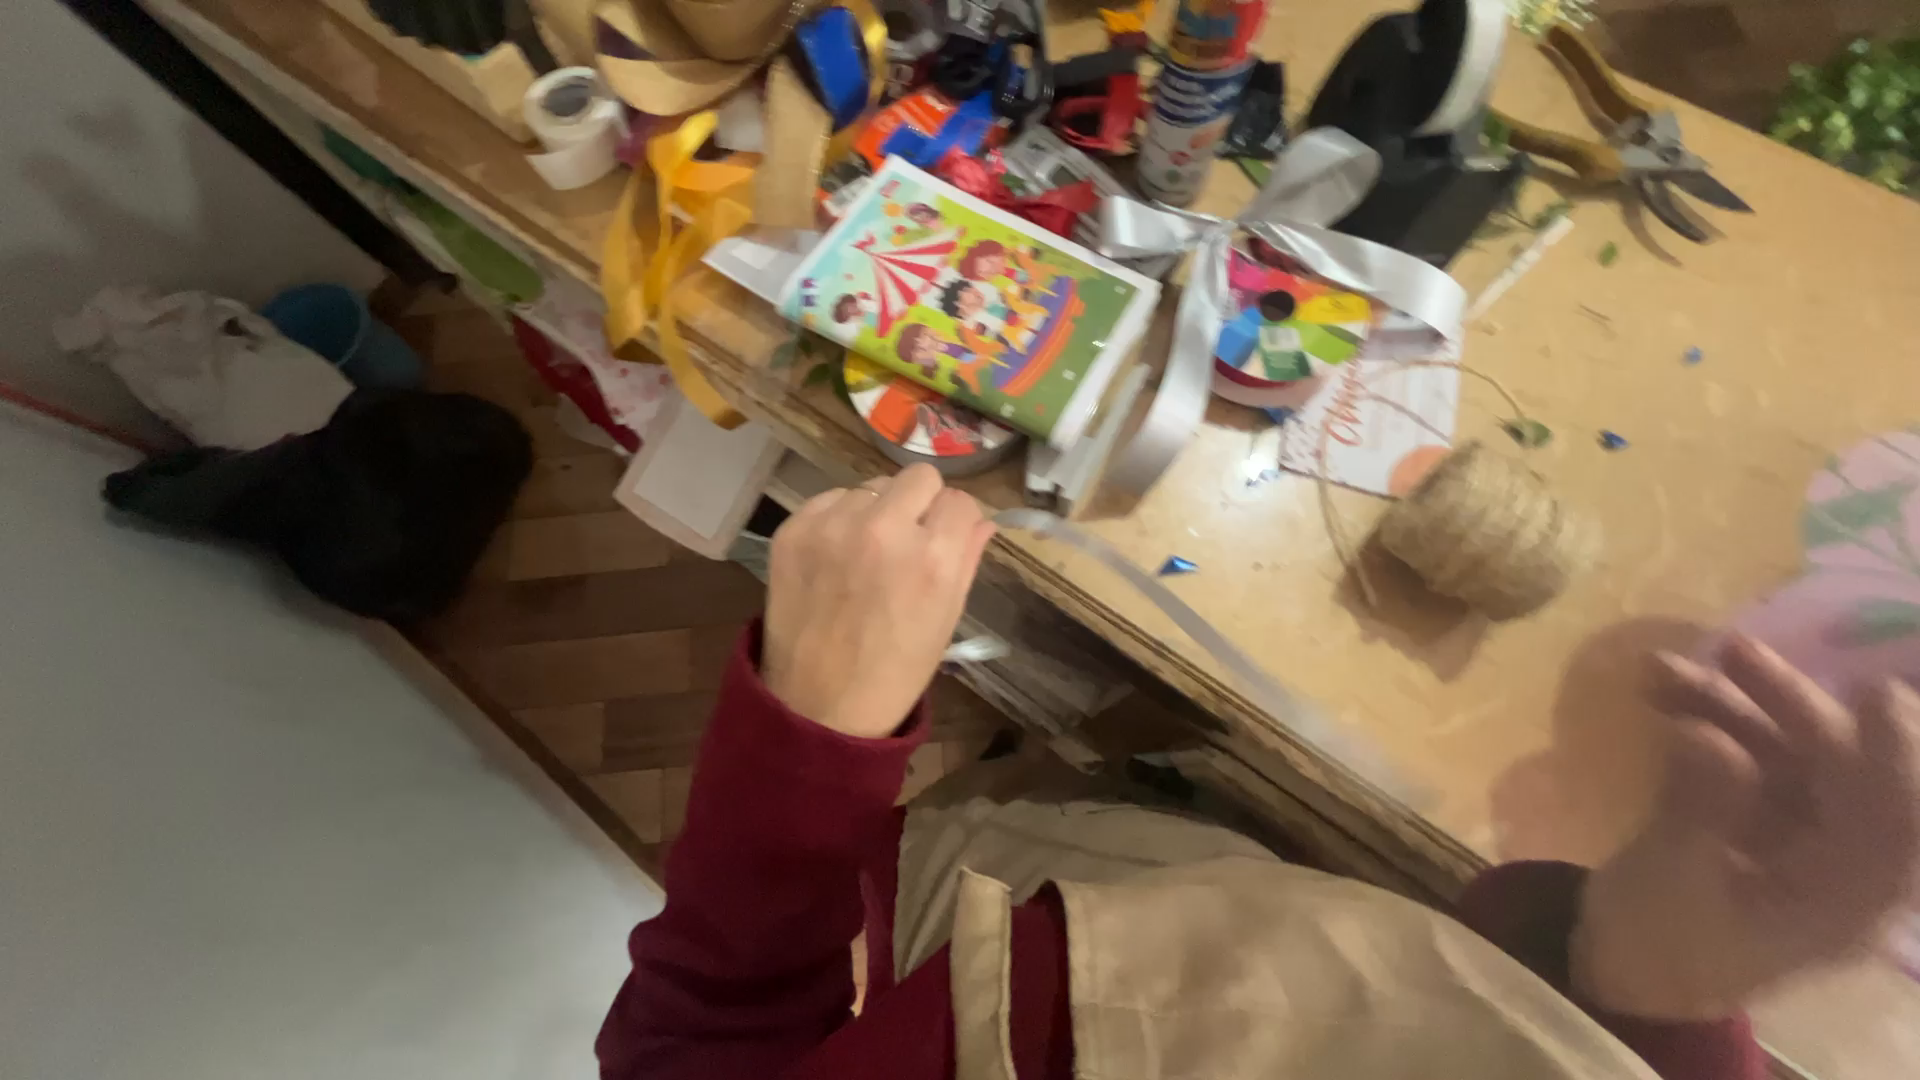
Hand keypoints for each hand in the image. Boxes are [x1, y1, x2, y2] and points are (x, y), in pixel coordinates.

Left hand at [761, 465, 994, 738]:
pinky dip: (839, 520)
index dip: (955, 521)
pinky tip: (836, 557)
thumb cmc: (896, 669)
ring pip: (872, 486)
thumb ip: (967, 558)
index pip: (961, 500)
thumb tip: (980, 520)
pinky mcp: (794, 529)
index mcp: (933, 558)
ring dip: (877, 511)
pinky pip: (831, 499)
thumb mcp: (947, 618)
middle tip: (909, 539)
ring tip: (866, 554)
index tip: (945, 538)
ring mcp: (834, 525)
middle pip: (919, 477)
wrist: (819, 704)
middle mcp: (885, 529)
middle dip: (921, 503)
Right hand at [1573, 635, 1919, 1018]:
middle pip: (1842, 770)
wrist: (1629, 965)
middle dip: (1793, 706)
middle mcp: (1844, 859)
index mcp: (1850, 897)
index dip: (1892, 757)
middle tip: (1735, 652)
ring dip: (1732, 707)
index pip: (1897, 822)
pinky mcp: (1759, 817)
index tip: (1870, 692)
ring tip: (1661, 667)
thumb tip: (1704, 734)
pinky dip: (1706, 724)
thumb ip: (1696, 809)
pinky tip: (1660, 698)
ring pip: (1787, 754)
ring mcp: (1801, 834)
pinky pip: (1746, 758)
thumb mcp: (1669, 879)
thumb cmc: (1658, 938)